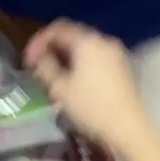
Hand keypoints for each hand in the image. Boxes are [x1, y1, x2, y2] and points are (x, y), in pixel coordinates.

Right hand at [24, 20, 153, 152]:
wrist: (130, 131)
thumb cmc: (92, 108)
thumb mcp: (60, 89)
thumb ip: (45, 68)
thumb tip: (40, 60)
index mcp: (87, 41)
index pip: (57, 29)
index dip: (39, 42)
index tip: (28, 61)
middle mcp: (103, 41)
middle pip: (72, 36)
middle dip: (52, 49)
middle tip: (39, 66)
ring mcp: (116, 54)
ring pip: (84, 47)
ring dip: (66, 57)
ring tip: (54, 76)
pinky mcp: (123, 69)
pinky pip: (96, 57)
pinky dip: (81, 63)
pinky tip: (74, 82)